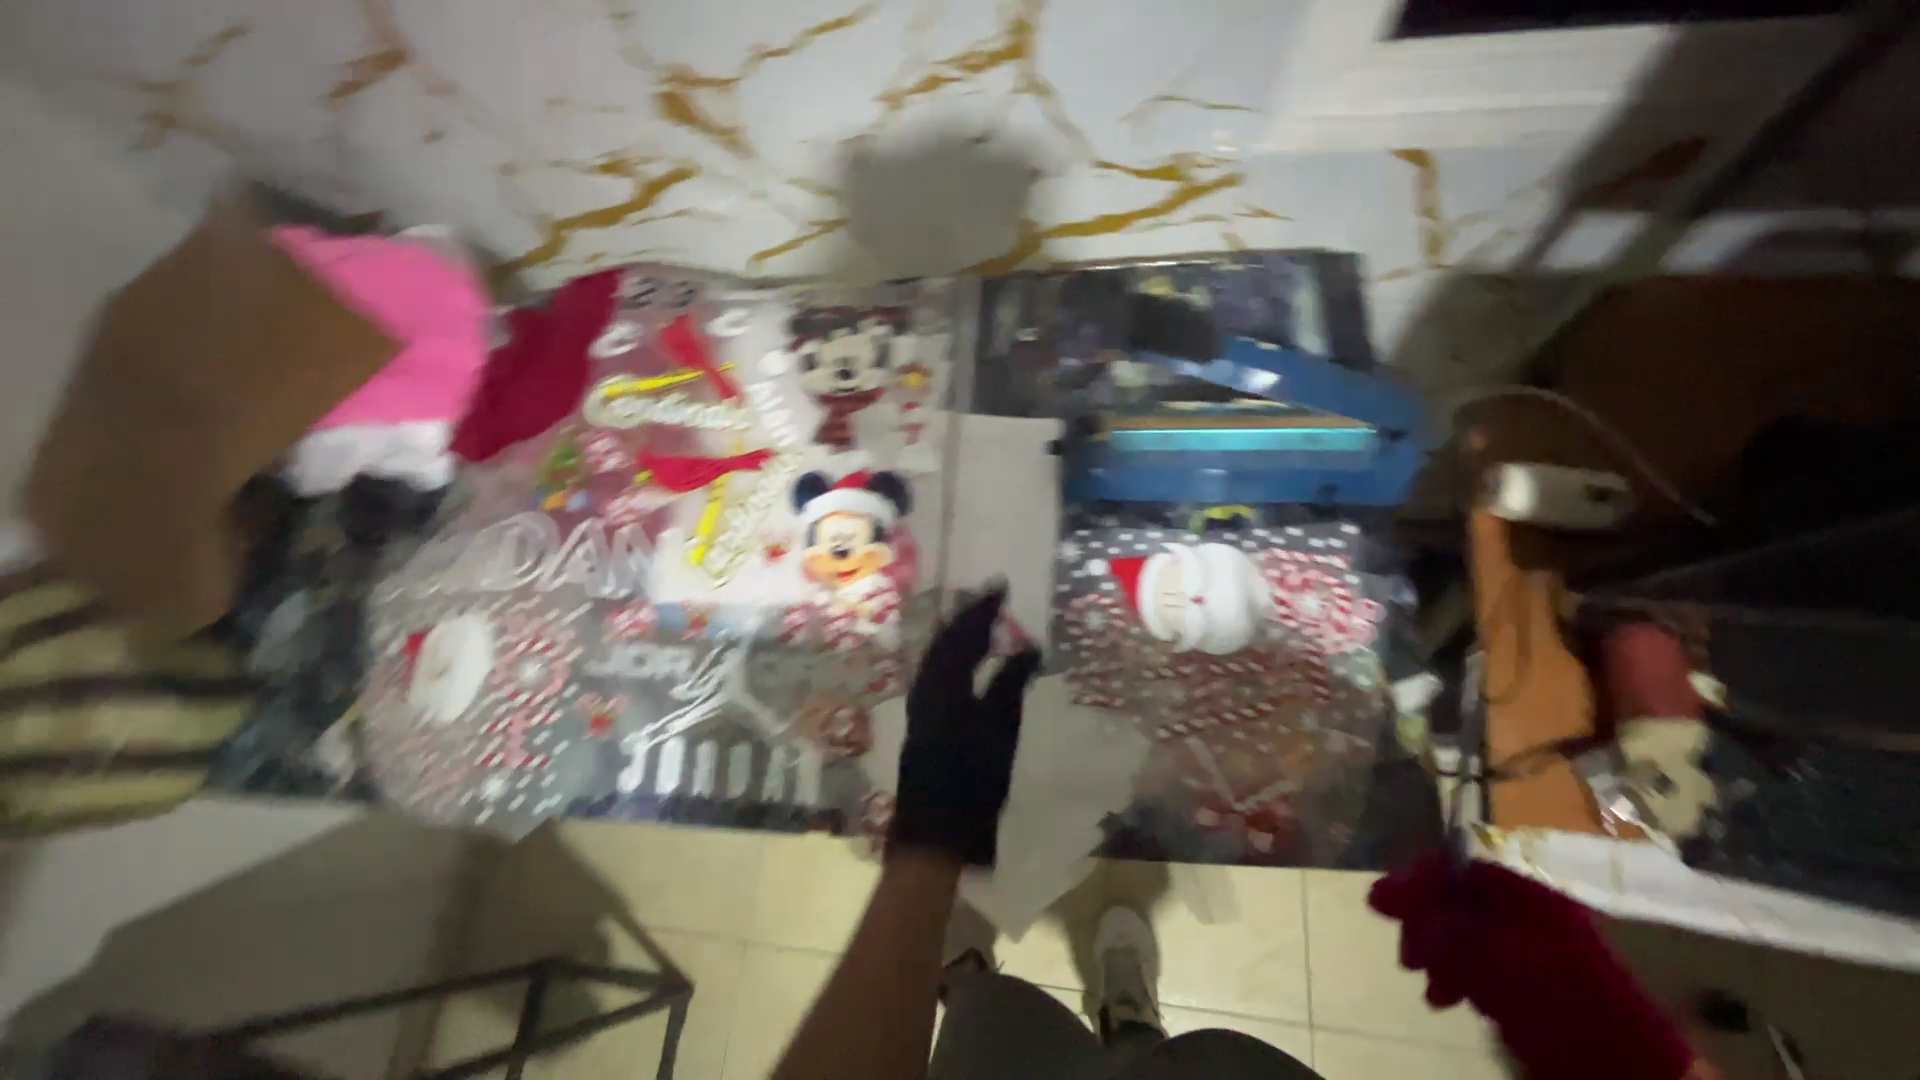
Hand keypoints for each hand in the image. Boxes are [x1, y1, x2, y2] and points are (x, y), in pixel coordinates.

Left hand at [891, 587, 1040, 866]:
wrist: (934, 833)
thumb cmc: (972, 785)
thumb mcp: (1001, 734)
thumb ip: (1011, 685)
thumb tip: (1028, 647)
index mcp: (944, 686)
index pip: (964, 634)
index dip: (983, 608)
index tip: (1001, 586)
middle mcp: (925, 688)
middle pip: (945, 640)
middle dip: (967, 616)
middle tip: (991, 598)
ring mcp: (919, 706)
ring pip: (936, 657)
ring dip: (958, 635)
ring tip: (981, 622)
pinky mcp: (921, 723)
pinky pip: (935, 673)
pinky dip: (952, 658)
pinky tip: (966, 663)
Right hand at [1369, 852, 1695, 1079]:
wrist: (1625, 1070)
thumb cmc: (1559, 1000)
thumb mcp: (1491, 957)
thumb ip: (1436, 924)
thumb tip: (1378, 893)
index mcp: (1524, 896)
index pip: (1457, 868)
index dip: (1416, 880)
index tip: (1381, 905)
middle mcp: (1524, 915)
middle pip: (1455, 902)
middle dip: (1424, 926)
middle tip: (1408, 959)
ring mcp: (1527, 951)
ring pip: (1463, 937)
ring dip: (1438, 958)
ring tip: (1434, 990)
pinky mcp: (1528, 985)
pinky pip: (1478, 968)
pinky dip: (1458, 979)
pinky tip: (1455, 999)